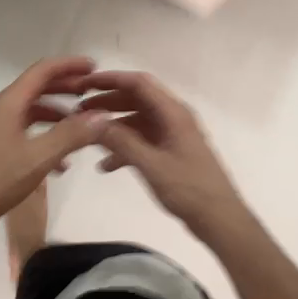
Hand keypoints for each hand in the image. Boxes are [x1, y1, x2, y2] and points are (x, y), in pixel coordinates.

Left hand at [0, 57, 106, 235]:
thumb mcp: (39, 157)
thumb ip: (71, 135)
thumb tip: (102, 116)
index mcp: (10, 103)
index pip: (43, 71)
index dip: (69, 65)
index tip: (94, 67)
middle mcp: (3, 108)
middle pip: (39, 87)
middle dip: (67, 88)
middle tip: (93, 93)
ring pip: (34, 110)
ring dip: (59, 114)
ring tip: (83, 126)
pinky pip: (28, 130)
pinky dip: (47, 136)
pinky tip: (63, 162)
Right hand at [79, 71, 251, 237]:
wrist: (219, 219)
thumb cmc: (189, 190)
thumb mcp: (151, 165)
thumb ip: (121, 141)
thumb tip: (92, 121)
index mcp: (174, 113)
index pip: (139, 83)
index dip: (110, 79)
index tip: (83, 83)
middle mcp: (174, 117)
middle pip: (136, 99)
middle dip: (107, 103)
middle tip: (77, 111)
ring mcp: (173, 135)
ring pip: (137, 121)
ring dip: (113, 127)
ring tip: (87, 138)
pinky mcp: (171, 152)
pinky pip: (143, 141)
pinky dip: (124, 148)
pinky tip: (105, 166)